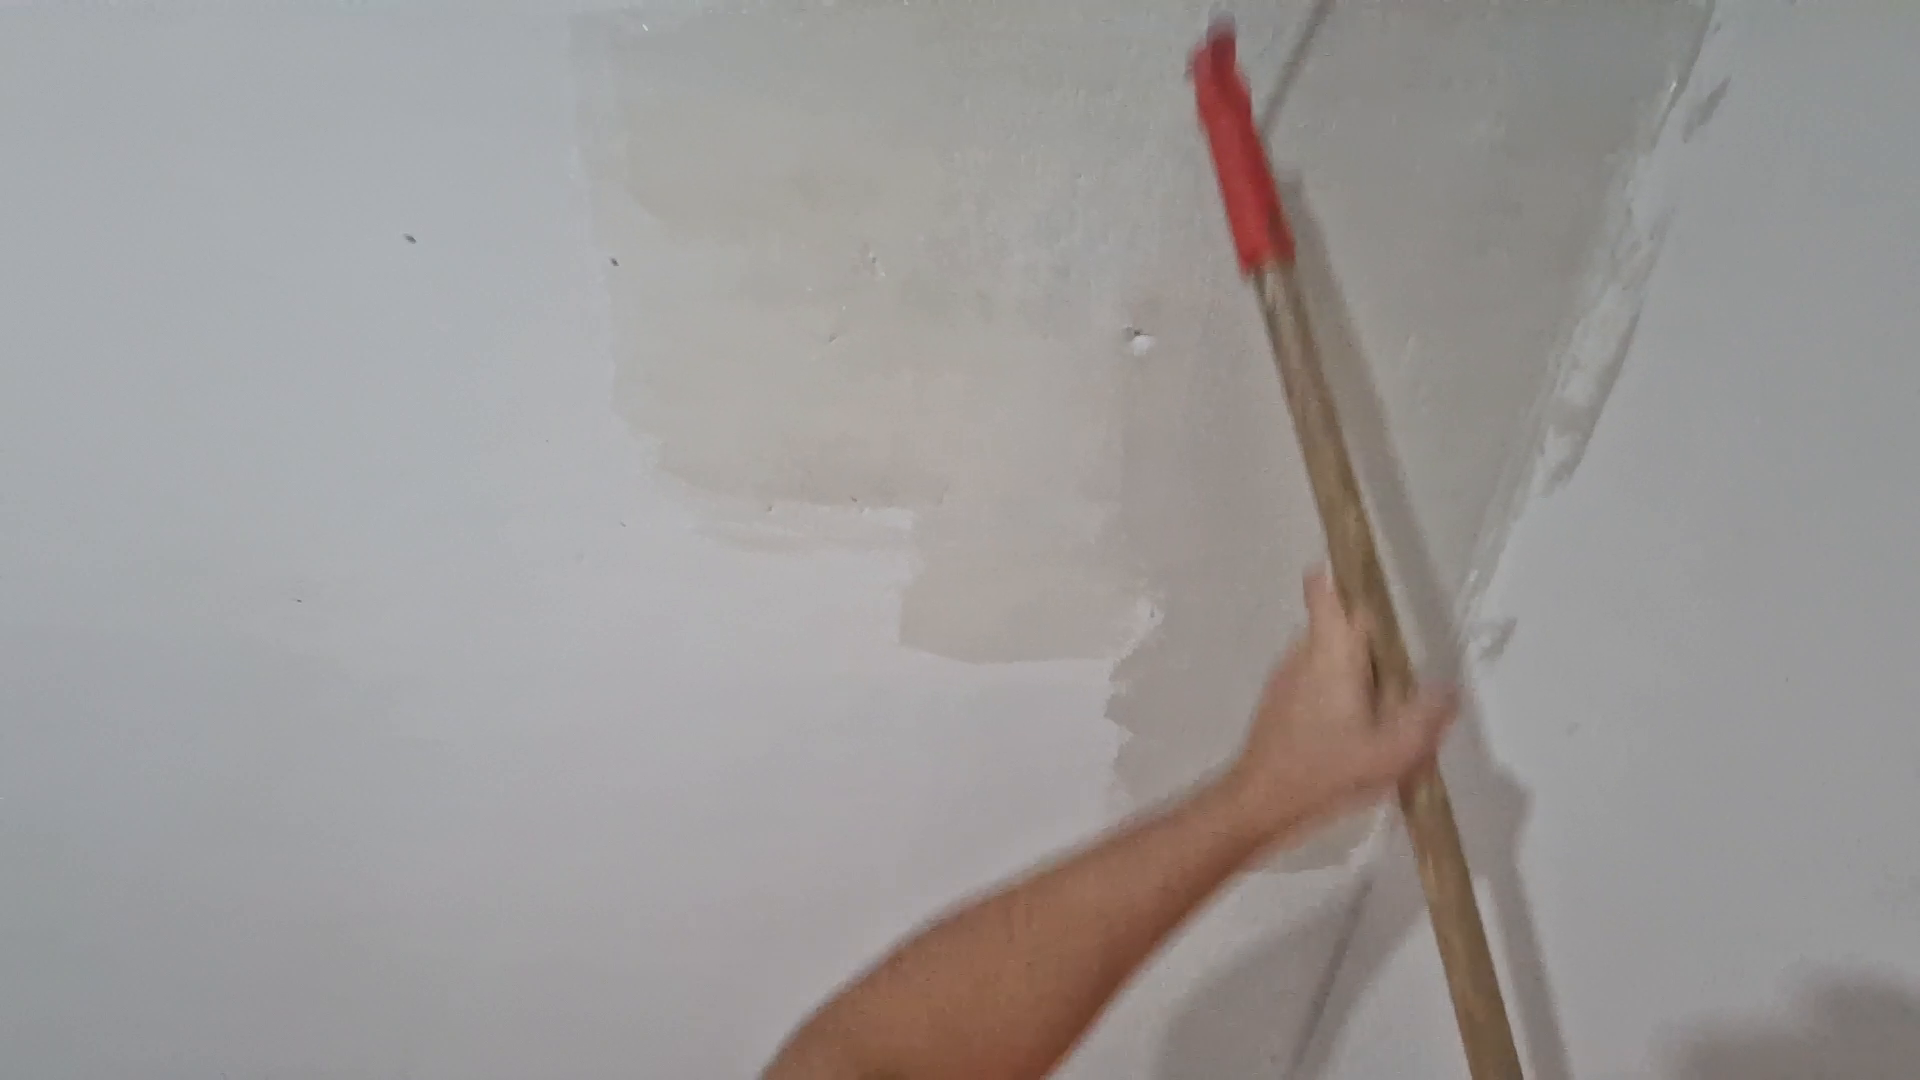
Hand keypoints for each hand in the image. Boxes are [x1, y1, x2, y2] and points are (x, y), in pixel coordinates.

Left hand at [1226, 567, 1457, 837]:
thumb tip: (1445, 687)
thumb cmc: (1327, 770)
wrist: (1262, 799)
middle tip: (1403, 680)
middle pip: (1340, 630)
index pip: (1326, 597)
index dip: (1337, 574)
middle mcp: (1302, 656)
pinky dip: (1338, 694)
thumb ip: (1426, 715)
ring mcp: (1285, 677)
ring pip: (1329, 658)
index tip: (1352, 560)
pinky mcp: (1278, 700)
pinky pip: (1316, 681)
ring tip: (1383, 718)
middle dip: (1372, 645)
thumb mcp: (1394, 750)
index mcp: (1330, 655)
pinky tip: (1355, 735)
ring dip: (1357, 674)